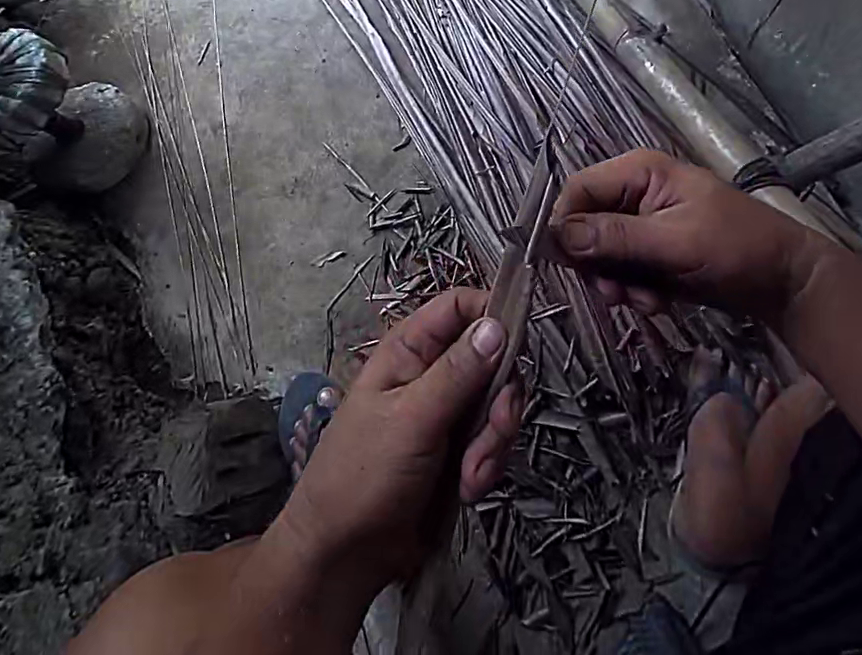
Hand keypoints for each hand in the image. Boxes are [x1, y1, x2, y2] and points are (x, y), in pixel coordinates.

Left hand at [275, 287, 522, 592]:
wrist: (344, 556)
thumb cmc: (363, 475)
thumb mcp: (411, 419)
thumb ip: (458, 373)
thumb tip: (497, 324)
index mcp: (410, 348)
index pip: (460, 305)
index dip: (492, 314)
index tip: (517, 345)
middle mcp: (432, 370)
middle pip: (492, 356)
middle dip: (500, 397)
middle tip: (494, 429)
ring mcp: (448, 408)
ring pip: (498, 400)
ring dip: (494, 439)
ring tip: (471, 475)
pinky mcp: (460, 445)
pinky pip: (493, 438)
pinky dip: (488, 462)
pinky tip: (469, 488)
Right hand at [550, 149, 828, 323]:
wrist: (785, 281)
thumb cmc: (738, 247)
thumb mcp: (676, 241)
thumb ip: (617, 237)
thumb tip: (559, 235)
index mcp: (638, 172)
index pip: (578, 189)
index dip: (563, 223)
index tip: (562, 263)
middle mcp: (633, 193)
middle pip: (583, 224)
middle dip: (596, 264)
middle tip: (615, 293)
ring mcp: (641, 223)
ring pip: (599, 253)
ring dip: (616, 282)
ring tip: (646, 300)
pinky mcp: (649, 251)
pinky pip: (620, 269)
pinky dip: (632, 289)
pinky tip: (657, 301)